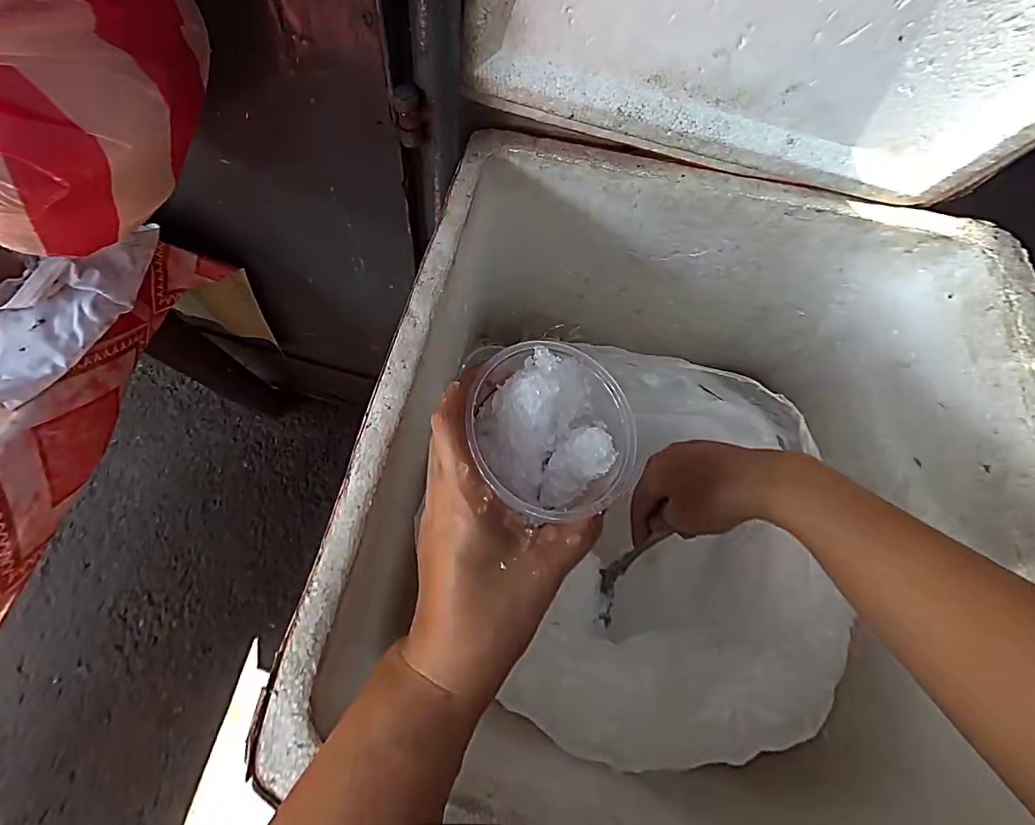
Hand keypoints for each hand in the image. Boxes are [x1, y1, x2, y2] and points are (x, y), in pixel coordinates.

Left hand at [400, 373, 601, 706]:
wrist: (449, 663)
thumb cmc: (492, 612)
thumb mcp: (547, 567)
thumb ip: (578, 526)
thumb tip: (601, 495)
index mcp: (459, 494)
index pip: (446, 425)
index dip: (462, 391)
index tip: (490, 371)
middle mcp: (439, 495)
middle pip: (443, 432)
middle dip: (469, 402)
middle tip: (509, 388)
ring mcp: (433, 513)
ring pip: (443, 452)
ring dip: (467, 427)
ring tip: (507, 416)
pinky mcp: (437, 528)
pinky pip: (448, 473)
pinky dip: (468, 453)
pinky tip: (501, 465)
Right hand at [629, 440, 812, 544]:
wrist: (758, 480)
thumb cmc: (716, 498)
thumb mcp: (682, 520)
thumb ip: (663, 522)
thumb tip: (660, 519)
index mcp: (654, 468)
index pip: (638, 501)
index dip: (638, 526)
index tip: (642, 542)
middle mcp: (669, 454)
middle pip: (654, 486)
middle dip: (657, 511)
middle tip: (663, 533)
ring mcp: (691, 450)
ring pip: (674, 479)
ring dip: (676, 501)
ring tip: (689, 523)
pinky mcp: (712, 453)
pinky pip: (692, 473)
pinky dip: (692, 491)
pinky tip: (705, 506)